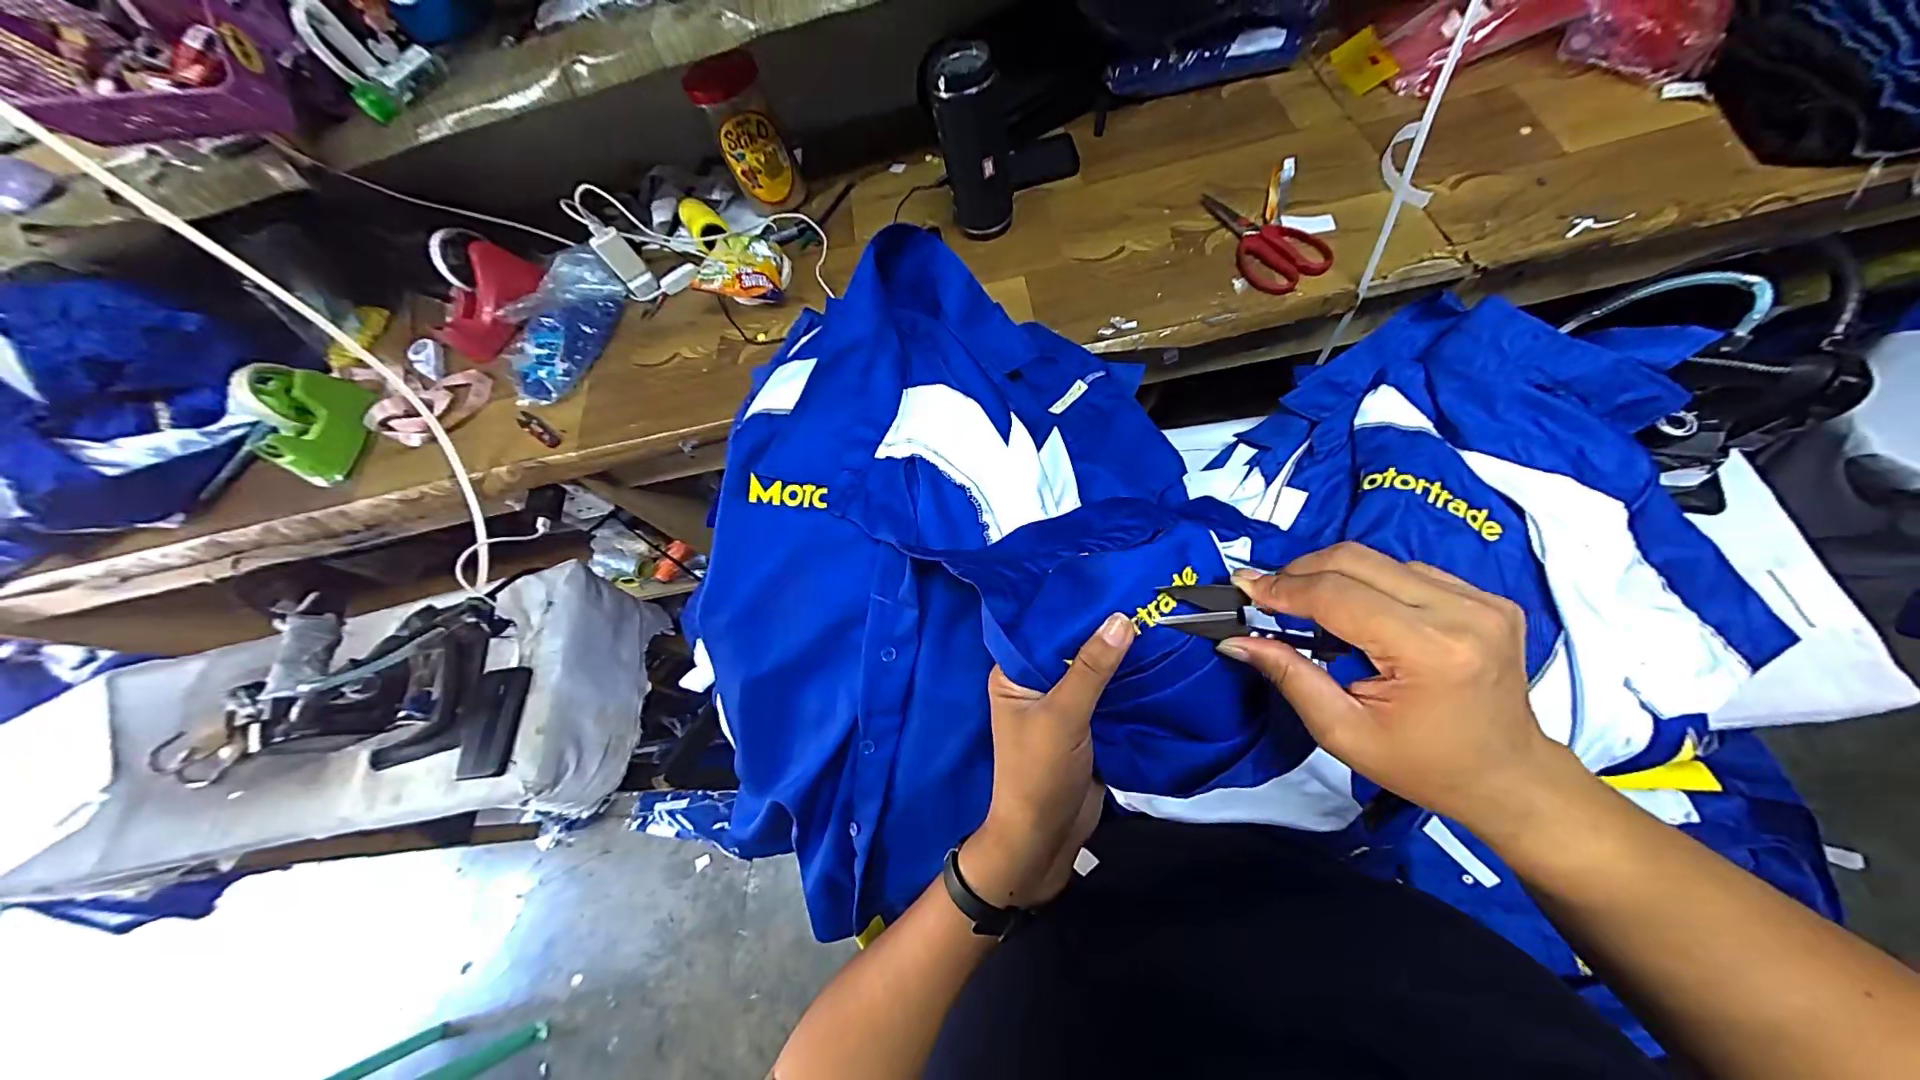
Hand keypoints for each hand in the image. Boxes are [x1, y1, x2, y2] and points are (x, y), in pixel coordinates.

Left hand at [960, 612, 1135, 909]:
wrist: (1046, 840)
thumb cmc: (1038, 774)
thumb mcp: (1062, 715)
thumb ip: (1091, 669)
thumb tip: (1122, 618)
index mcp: (1014, 672)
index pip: (1043, 626)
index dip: (1075, 604)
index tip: (1112, 577)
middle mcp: (1036, 681)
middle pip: (1072, 645)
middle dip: (1104, 626)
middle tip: (1147, 593)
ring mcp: (1063, 703)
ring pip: (1095, 669)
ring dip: (1122, 652)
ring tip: (1160, 616)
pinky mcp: (1088, 723)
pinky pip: (1110, 693)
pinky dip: (1131, 680)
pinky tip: (1161, 657)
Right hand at [1215, 543, 1579, 832]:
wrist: (1509, 777)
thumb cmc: (1425, 766)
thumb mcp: (1343, 731)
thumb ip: (1289, 676)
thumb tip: (1237, 641)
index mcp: (1431, 651)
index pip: (1337, 595)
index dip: (1282, 588)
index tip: (1243, 588)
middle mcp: (1463, 613)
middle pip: (1355, 560)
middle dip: (1299, 572)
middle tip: (1266, 594)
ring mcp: (1481, 600)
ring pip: (1378, 559)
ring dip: (1330, 574)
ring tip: (1304, 604)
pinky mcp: (1487, 597)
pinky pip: (1405, 569)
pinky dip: (1366, 581)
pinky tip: (1353, 608)